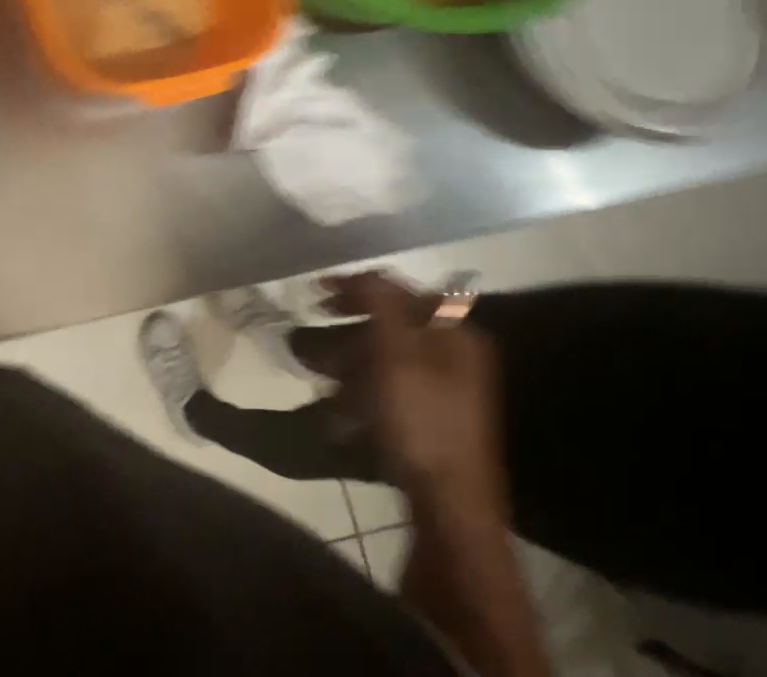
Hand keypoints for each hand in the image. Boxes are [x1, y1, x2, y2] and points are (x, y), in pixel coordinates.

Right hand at [321, 272, 507, 512]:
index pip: (402, 291)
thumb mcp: (396, 356)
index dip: (358, 286)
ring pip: (385, 352)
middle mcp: (454, 353)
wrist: (448, 495)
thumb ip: (382, 307)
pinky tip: (338, 397)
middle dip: (347, 322)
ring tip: (315, 365)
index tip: (314, 290)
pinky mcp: (428, 410)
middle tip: (311, 324)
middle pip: (392, 321)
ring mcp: (443, 384)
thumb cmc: (420, 419)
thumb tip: (366, 271)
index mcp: (455, 334)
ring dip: (347, 352)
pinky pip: (386, 380)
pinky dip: (359, 381)